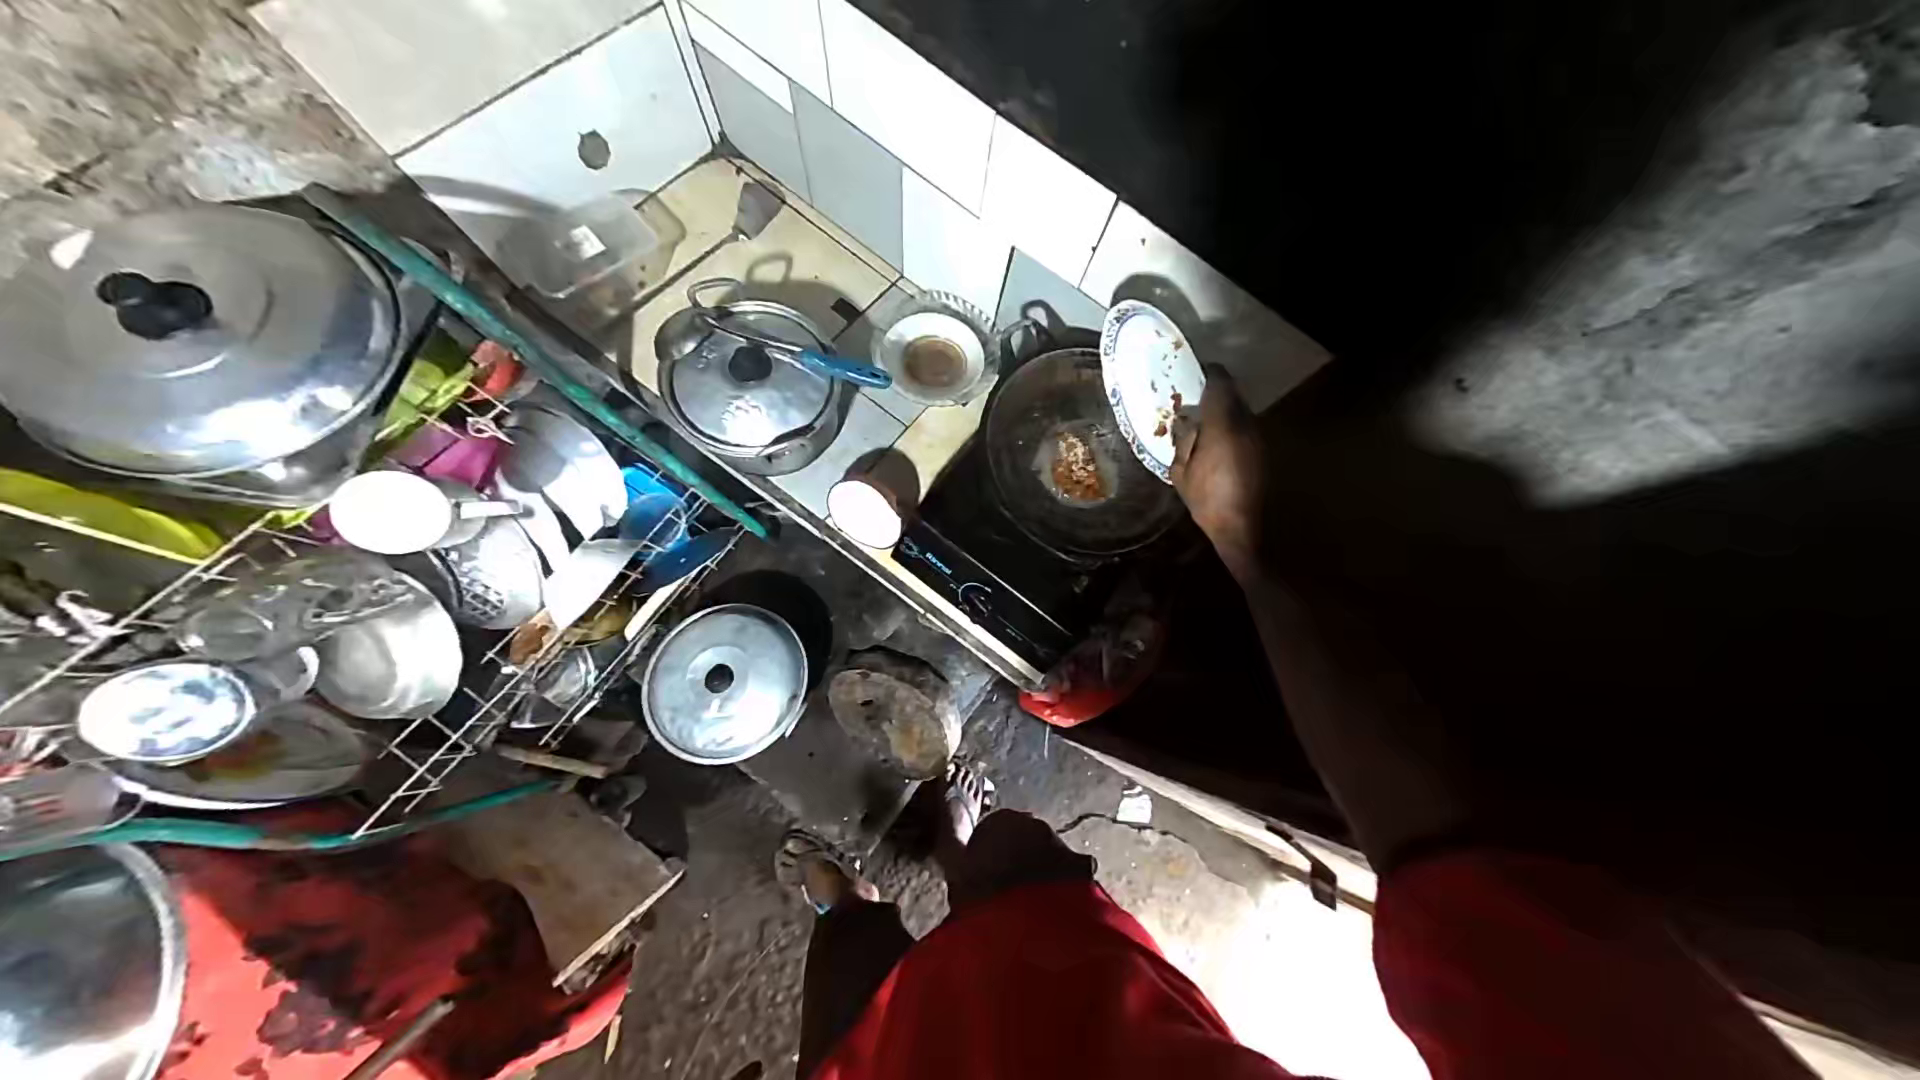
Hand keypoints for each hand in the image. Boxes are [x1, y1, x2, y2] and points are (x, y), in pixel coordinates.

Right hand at [1172, 366, 1265, 580]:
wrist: (1243, 529)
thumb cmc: (1207, 501)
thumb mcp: (1181, 472)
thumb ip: (1182, 440)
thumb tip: (1184, 421)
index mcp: (1222, 424)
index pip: (1220, 382)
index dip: (1208, 373)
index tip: (1195, 373)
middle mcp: (1246, 424)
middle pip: (1233, 395)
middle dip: (1215, 394)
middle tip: (1194, 401)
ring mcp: (1259, 437)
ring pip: (1241, 412)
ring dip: (1224, 412)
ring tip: (1204, 424)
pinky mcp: (1264, 452)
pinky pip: (1246, 429)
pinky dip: (1232, 428)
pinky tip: (1218, 445)